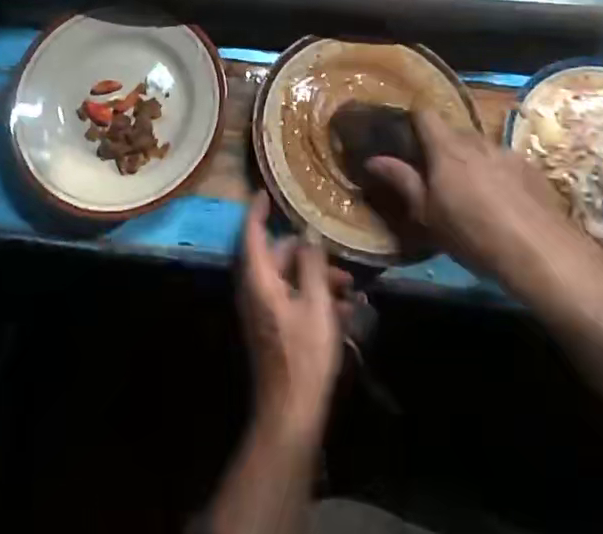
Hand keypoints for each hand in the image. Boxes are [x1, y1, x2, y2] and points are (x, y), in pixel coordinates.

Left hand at [236, 192, 356, 433]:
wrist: (291, 410)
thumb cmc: (304, 355)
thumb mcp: (316, 306)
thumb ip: (311, 266)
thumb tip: (307, 235)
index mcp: (258, 279)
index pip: (251, 233)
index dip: (256, 210)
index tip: (265, 191)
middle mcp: (254, 290)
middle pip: (276, 257)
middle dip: (307, 254)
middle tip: (339, 259)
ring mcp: (262, 310)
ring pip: (289, 280)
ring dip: (318, 280)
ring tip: (352, 290)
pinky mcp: (272, 328)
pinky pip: (292, 301)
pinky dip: (315, 300)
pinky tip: (346, 313)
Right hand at [362, 110, 594, 286]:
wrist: (543, 254)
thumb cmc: (472, 234)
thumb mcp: (427, 214)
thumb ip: (402, 181)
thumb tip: (373, 159)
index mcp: (446, 149)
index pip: (425, 114)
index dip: (413, 119)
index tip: (405, 135)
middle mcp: (477, 142)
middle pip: (453, 131)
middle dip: (441, 144)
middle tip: (433, 172)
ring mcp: (508, 154)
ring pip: (480, 147)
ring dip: (470, 159)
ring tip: (469, 189)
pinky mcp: (532, 170)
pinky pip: (504, 162)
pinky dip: (496, 172)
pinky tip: (500, 200)